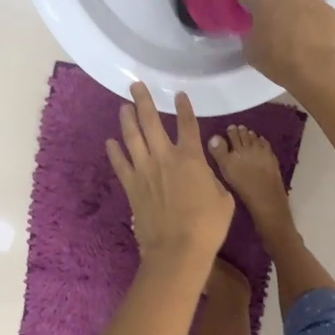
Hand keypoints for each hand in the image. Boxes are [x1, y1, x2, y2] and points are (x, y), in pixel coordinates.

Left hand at [106, 81, 233, 262]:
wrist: (177, 249)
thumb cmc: (207, 225)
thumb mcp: (223, 198)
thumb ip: (211, 180)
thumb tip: (203, 176)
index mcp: (191, 158)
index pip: (188, 125)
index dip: (184, 108)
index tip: (179, 94)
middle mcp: (164, 157)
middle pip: (151, 122)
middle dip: (144, 101)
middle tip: (136, 85)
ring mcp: (144, 171)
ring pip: (132, 137)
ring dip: (127, 119)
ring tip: (123, 106)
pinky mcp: (131, 187)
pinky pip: (120, 164)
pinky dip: (114, 151)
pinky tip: (110, 142)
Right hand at [234, 0, 334, 91]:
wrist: (319, 68)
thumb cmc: (279, 61)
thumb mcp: (252, 53)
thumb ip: (249, 37)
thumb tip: (253, 31)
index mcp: (264, 1)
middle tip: (278, 6)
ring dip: (299, 1)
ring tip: (299, 20)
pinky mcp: (330, 10)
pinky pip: (319, 8)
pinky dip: (315, 16)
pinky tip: (314, 31)